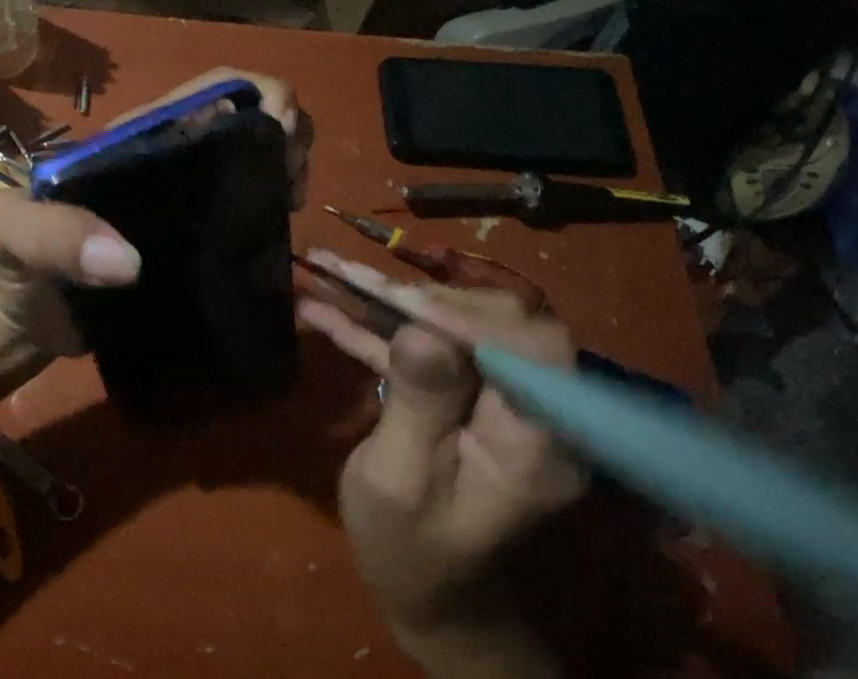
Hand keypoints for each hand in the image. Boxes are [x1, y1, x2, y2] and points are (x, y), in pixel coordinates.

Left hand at [0, 68, 311, 356]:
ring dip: (284, 172)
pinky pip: (245, 221)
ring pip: (252, 166)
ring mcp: (185, 206)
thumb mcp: (11, 237)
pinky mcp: (195, 249)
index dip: (257, 96)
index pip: (208, 92)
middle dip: (285, 133)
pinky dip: (271, 218)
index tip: (281, 137)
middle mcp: (166, 163)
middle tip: (289, 185)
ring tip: (287, 209)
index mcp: (133, 141)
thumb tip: (127, 260)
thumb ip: (51, 235)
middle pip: (245, 121)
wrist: (18, 323)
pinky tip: (277, 240)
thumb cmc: (10, 265)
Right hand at [298, 250, 586, 636]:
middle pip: (493, 325)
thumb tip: (422, 330)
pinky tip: (322, 308)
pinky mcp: (459, 397)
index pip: (534, 348)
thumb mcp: (400, 481)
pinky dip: (374, 329)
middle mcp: (529, 410)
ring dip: (388, 301)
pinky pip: (423, 352)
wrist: (423, 589)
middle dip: (423, 298)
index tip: (403, 305)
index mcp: (535, 439)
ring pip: (451, 330)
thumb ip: (417, 404)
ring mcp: (494, 402)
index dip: (473, 315)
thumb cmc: (407, 549)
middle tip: (358, 283)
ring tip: (327, 268)